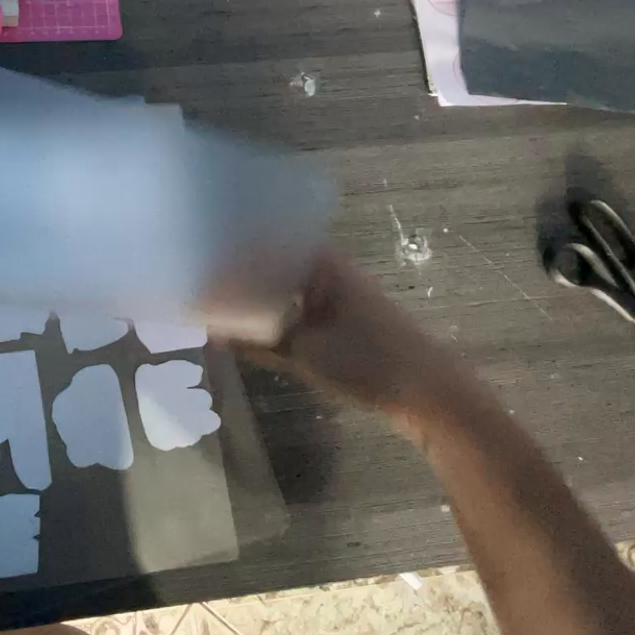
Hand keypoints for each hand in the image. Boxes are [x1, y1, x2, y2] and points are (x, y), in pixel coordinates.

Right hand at [225, 251, 474, 425]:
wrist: (433, 396)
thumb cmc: (370, 363)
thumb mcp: (304, 354)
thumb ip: (254, 342)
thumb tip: (209, 332)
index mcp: (322, 265)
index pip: (270, 238)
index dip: (236, 241)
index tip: (202, 247)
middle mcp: (329, 272)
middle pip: (275, 261)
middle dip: (241, 270)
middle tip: (200, 276)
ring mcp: (338, 294)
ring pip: (286, 284)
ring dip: (257, 292)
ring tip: (217, 297)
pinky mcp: (343, 318)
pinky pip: (298, 304)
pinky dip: (275, 310)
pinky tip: (251, 323)